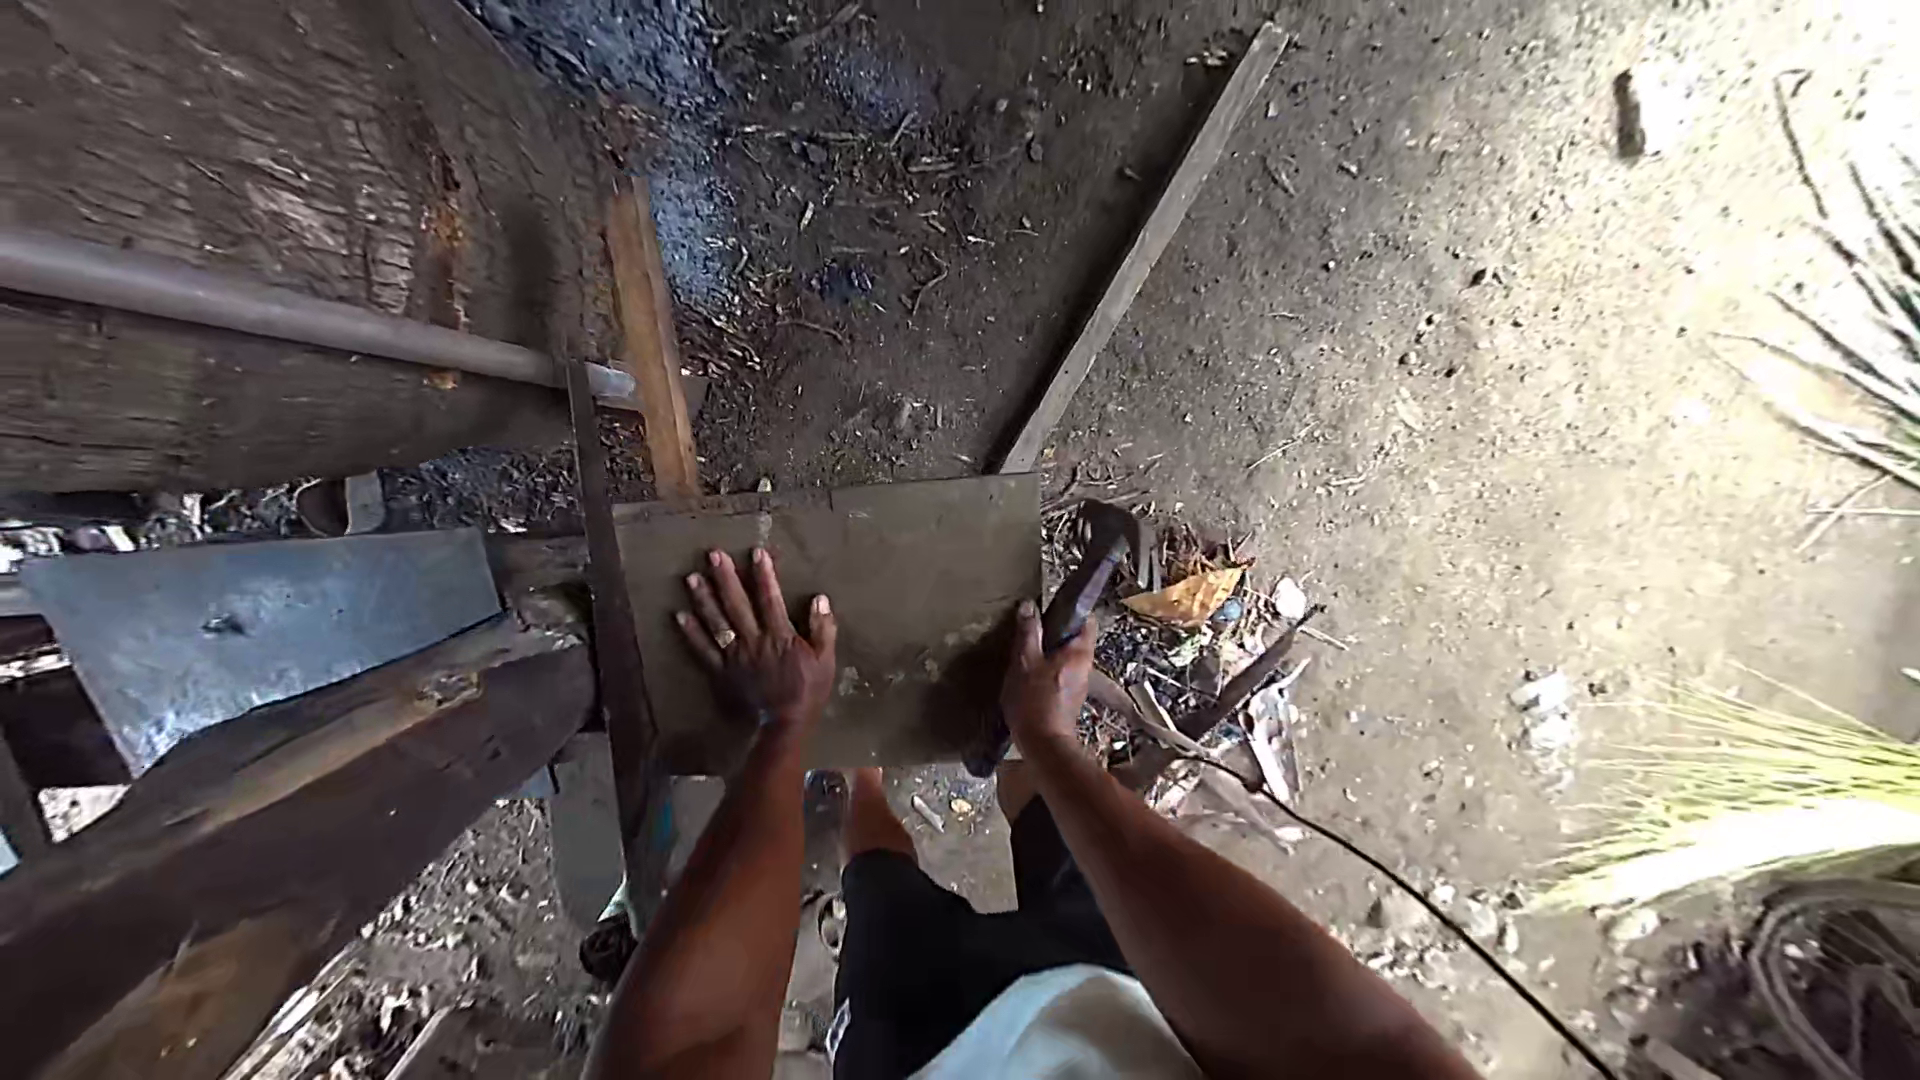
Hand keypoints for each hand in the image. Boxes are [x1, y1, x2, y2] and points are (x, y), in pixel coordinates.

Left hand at [676, 548, 837, 731]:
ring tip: (691, 577)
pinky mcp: (721, 672)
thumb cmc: (807, 691)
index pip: (770, 597)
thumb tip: (820, 599)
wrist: (783, 725)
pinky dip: (690, 633)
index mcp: (779, 635)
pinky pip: (702, 650)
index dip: (763, 574)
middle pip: (737, 603)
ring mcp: (734, 656)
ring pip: (716, 622)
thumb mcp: (825, 659)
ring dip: (703, 598)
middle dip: (725, 577)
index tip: (756, 552)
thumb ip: (823, 628)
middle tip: (713, 555)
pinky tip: (680, 615)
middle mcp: (753, 640)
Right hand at [999, 600, 1094, 753]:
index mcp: (1080, 652)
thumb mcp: (1024, 661)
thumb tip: (1029, 606)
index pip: (1086, 620)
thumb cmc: (1034, 701)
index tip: (1049, 609)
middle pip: (1074, 638)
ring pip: (1065, 655)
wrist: (1042, 744)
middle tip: (1030, 630)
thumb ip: (1028, 632)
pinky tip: (1028, 673)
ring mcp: (1078, 682)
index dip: (1070, 611)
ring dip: (1048, 651)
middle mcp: (1085, 665)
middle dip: (1053, 632)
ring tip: (1025, 651)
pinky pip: (1060, 671)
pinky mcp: (1069, 695)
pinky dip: (1047, 667)